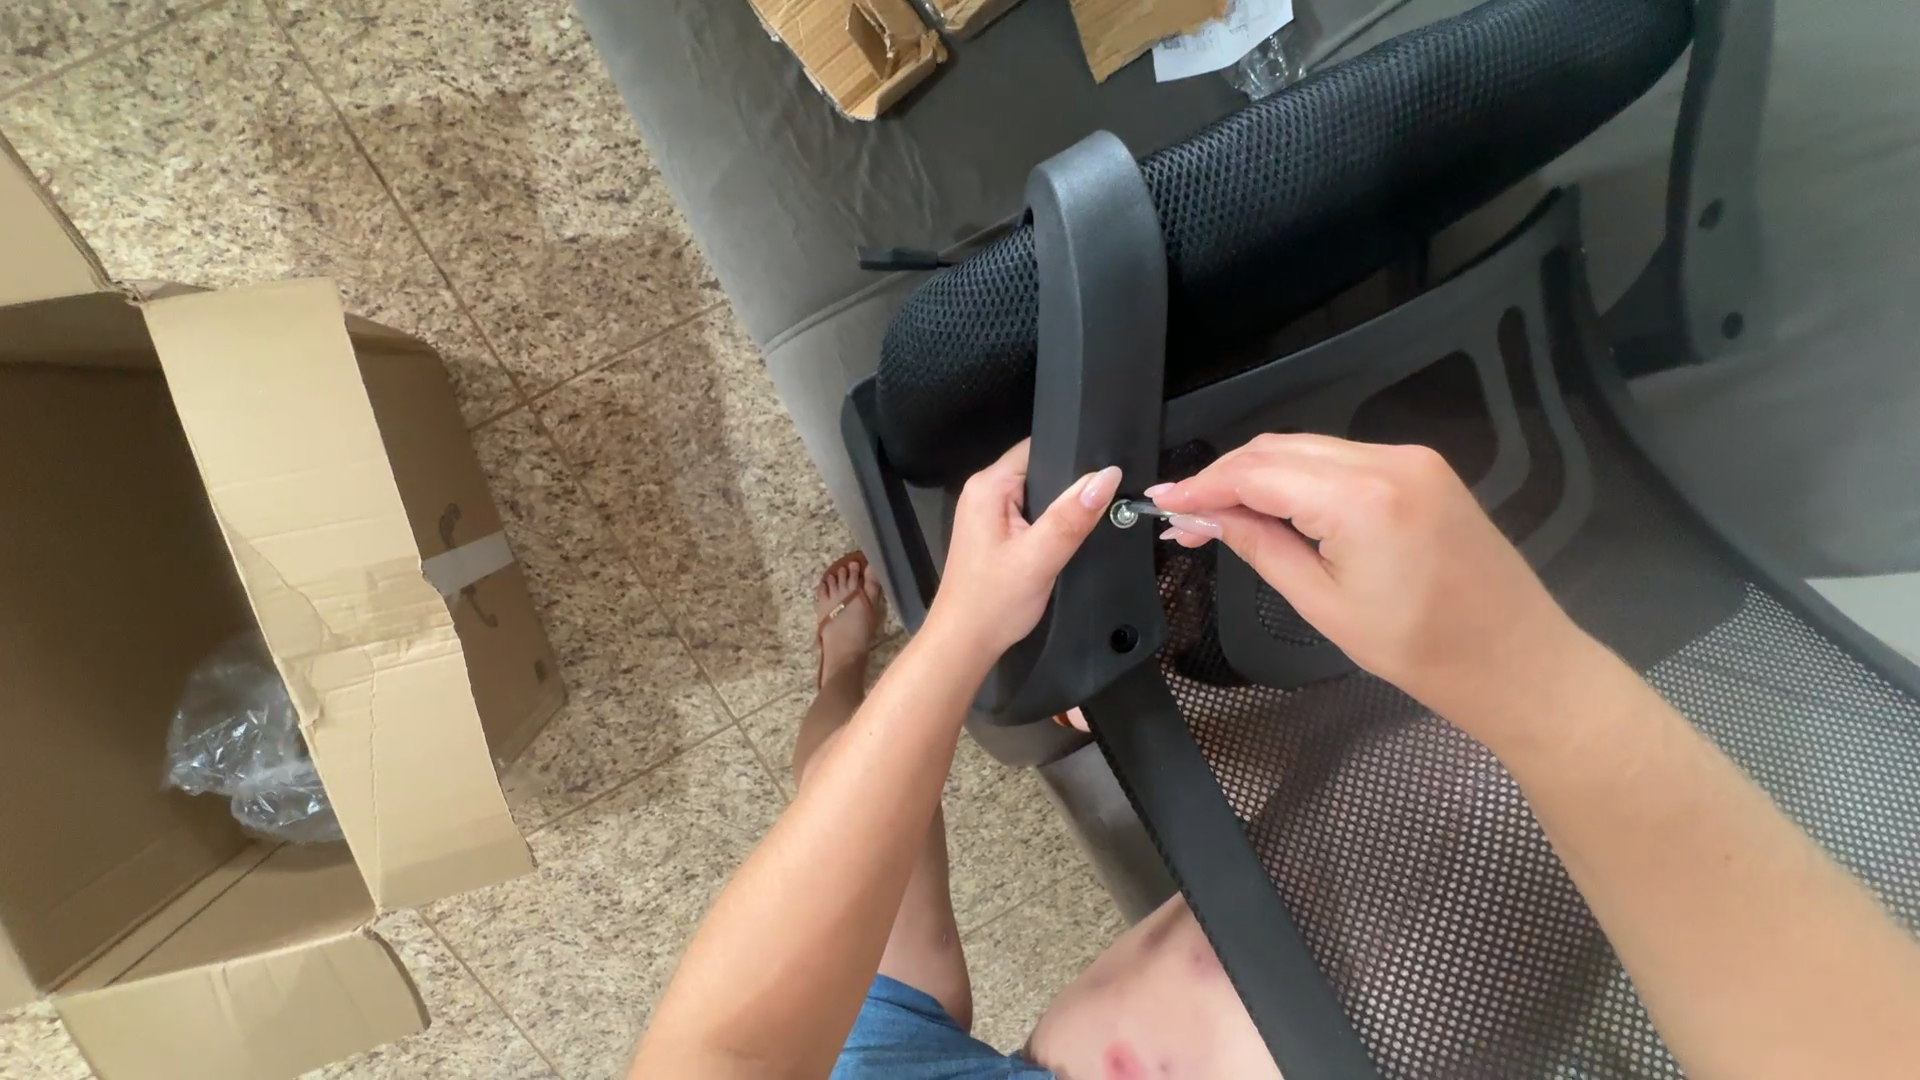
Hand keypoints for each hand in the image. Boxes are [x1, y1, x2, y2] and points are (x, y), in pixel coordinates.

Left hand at [926, 440, 1120, 659]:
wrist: (965, 643)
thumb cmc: (994, 601)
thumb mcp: (1040, 557)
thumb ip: (1072, 516)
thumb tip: (1107, 475)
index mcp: (988, 486)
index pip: (1038, 449)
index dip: (1073, 456)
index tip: (1107, 469)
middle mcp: (984, 492)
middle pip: (1040, 470)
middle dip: (1071, 483)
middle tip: (1106, 499)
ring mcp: (988, 514)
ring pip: (1039, 494)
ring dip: (1062, 506)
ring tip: (1091, 517)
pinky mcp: (996, 533)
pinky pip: (1032, 515)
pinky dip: (1051, 524)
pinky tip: (1067, 536)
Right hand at [1150, 434, 1590, 725]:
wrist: (1517, 661)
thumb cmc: (1418, 649)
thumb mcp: (1320, 602)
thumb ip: (1257, 545)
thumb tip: (1202, 518)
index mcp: (1362, 498)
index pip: (1256, 472)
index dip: (1201, 486)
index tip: (1162, 502)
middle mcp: (1387, 461)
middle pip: (1275, 449)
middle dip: (1222, 478)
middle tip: (1184, 517)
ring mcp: (1409, 459)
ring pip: (1302, 449)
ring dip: (1254, 476)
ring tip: (1217, 515)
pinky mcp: (1419, 468)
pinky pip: (1335, 459)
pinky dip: (1292, 477)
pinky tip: (1269, 506)